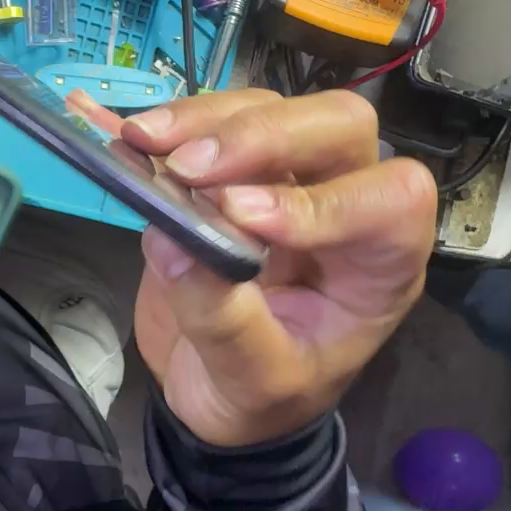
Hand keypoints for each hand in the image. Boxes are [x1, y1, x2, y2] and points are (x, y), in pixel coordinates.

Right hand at [109, 89, 436, 446]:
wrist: (213, 395)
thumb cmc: (256, 400)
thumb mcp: (252, 380)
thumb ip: (224, 318)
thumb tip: (176, 240)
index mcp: (374, 266)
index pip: (388, 201)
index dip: (321, 200)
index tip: (238, 217)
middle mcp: (339, 207)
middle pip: (335, 127)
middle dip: (259, 137)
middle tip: (186, 167)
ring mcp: (279, 184)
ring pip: (266, 110)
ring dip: (203, 120)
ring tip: (140, 143)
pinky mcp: (221, 179)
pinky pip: (208, 129)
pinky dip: (165, 125)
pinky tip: (122, 130)